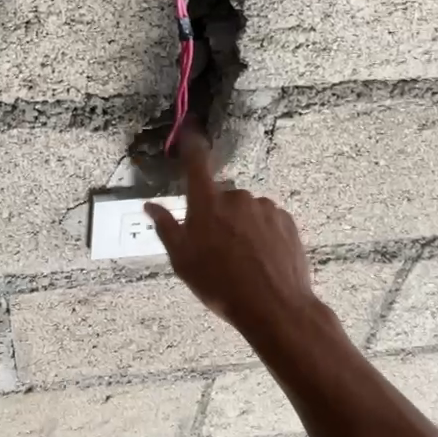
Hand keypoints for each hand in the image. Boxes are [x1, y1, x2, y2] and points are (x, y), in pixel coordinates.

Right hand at [143, 132, 319, 338]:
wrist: (275, 308)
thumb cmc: (220, 285)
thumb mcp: (182, 261)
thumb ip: (166, 228)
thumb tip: (150, 206)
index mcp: (207, 203)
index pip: (196, 164)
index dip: (191, 145)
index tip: (190, 128)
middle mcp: (236, 197)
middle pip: (222, 197)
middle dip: (218, 214)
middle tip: (217, 247)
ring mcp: (264, 207)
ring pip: (246, 210)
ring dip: (242, 225)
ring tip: (243, 259)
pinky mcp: (287, 221)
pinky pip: (268, 220)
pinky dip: (263, 233)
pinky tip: (262, 259)